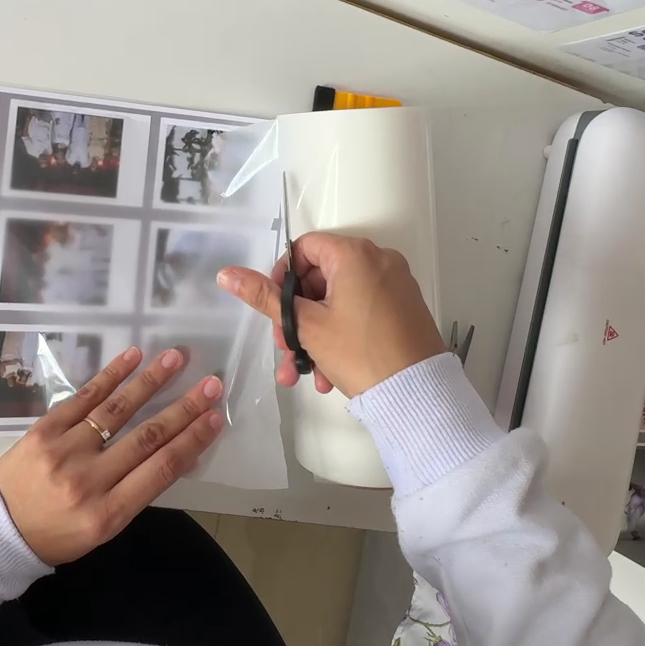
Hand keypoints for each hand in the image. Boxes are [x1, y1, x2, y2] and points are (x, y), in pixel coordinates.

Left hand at [0, 346, 224, 564]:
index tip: (217, 417)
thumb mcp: (104, 528)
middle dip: (185, 408)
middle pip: (147, 437)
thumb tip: (182, 452)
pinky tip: (134, 357)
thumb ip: (139, 490)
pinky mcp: (44, 429)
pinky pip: (84, 397)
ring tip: (178, 358)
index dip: (193, 441)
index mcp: (108, 514)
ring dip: (152, 381)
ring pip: (118, 410)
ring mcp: (65, 451)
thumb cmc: (58, 533)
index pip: (161, 470)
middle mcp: (89, 480)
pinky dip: (111, 375)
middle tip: (212, 384)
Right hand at [217, 232, 445, 397]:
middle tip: (285, 348)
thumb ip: (264, 297)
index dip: (282, 277)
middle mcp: (378, 260)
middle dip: (296, 316)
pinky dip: (340, 335)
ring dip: (314, 334)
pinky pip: (360, 312)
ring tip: (302, 371)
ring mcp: (395, 285)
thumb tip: (227, 273)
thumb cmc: (360, 353)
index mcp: (355, 254)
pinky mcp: (404, 308)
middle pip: (320, 278)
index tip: (274, 309)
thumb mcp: (305, 325)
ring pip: (338, 301)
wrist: (417, 397)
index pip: (304, 248)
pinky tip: (327, 374)